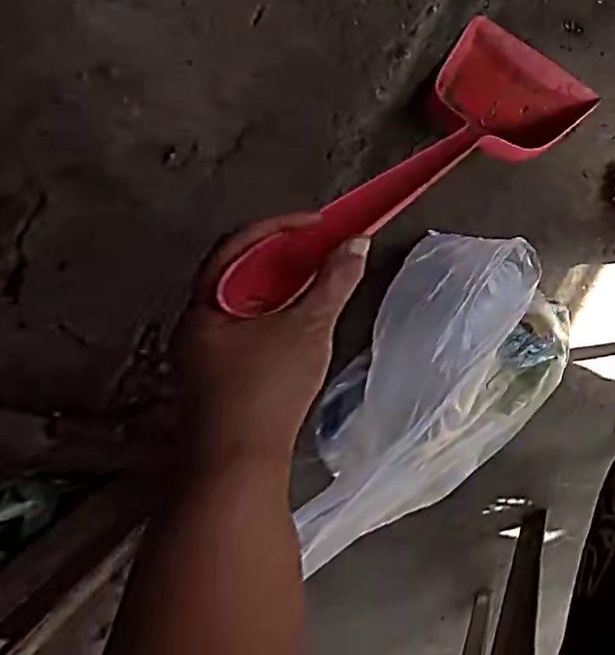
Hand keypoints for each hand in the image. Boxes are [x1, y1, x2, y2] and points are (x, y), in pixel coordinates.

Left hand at [176, 215, 367, 469]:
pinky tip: (310, 307)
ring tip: (327, 269)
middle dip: (287, 247)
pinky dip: (284, 298)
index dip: (280, 225)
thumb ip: (334, 281)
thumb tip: (355, 242)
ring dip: (287, 273)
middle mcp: (199, 318)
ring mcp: (208, 341)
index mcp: (207, 305)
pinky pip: (253, 312)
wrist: (236, 454)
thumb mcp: (310, 326)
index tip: (321, 220)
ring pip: (248, 291)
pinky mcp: (223, 359)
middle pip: (239, 266)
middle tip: (328, 241)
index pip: (237, 245)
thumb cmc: (267, 386)